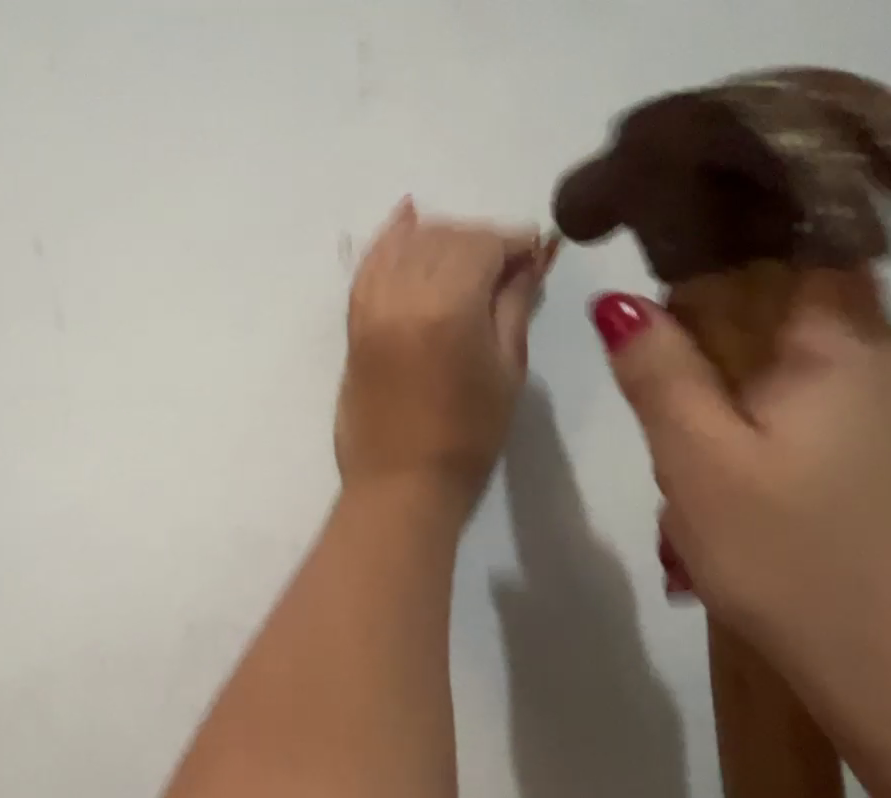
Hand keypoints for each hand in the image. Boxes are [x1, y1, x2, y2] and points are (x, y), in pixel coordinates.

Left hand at [336, 198, 554, 506]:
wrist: (400, 485)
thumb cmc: (467, 438)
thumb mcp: (507, 369)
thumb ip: (513, 305)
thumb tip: (528, 259)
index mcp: (447, 306)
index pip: (481, 244)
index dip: (513, 241)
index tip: (536, 251)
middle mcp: (401, 297)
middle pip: (442, 238)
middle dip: (478, 240)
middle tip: (506, 263)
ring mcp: (370, 311)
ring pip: (404, 248)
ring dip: (438, 239)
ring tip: (465, 256)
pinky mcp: (353, 328)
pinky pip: (367, 269)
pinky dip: (387, 243)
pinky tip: (406, 220)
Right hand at [592, 277, 890, 684]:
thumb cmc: (789, 553)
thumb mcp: (698, 462)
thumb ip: (659, 376)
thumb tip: (620, 302)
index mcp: (847, 349)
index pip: (795, 258)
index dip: (728, 265)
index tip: (667, 309)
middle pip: (790, 332)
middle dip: (717, 372)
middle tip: (671, 440)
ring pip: (802, 394)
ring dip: (738, 428)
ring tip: (698, 503)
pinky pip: (827, 438)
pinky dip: (773, 461)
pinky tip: (747, 523)